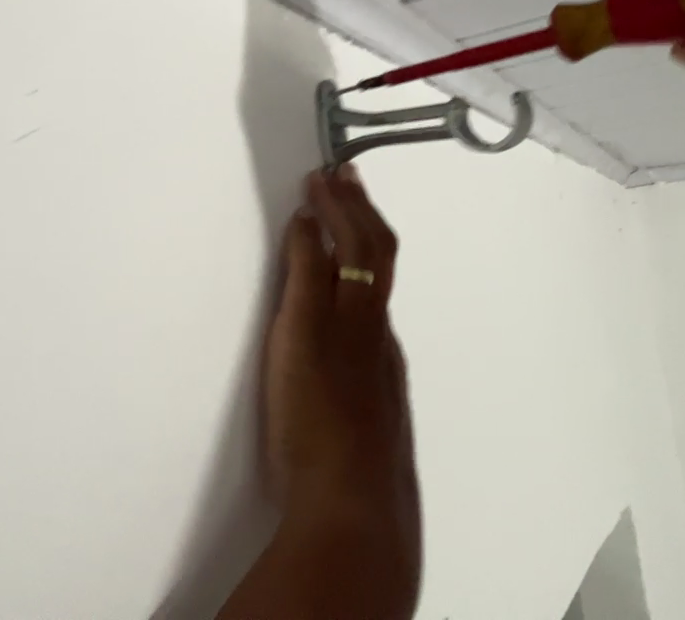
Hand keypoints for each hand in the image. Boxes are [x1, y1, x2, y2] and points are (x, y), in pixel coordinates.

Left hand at [219, 167, 419, 619]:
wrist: (352, 508)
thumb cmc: (357, 482)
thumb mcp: (369, 431)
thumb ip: (363, 394)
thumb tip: (356, 362)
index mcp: (385, 352)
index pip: (378, 283)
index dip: (367, 244)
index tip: (355, 218)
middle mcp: (373, 329)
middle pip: (379, 253)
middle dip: (362, 209)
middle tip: (346, 175)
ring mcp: (345, 326)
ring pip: (356, 249)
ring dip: (342, 208)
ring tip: (326, 180)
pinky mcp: (309, 330)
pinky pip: (313, 268)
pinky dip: (310, 235)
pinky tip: (300, 216)